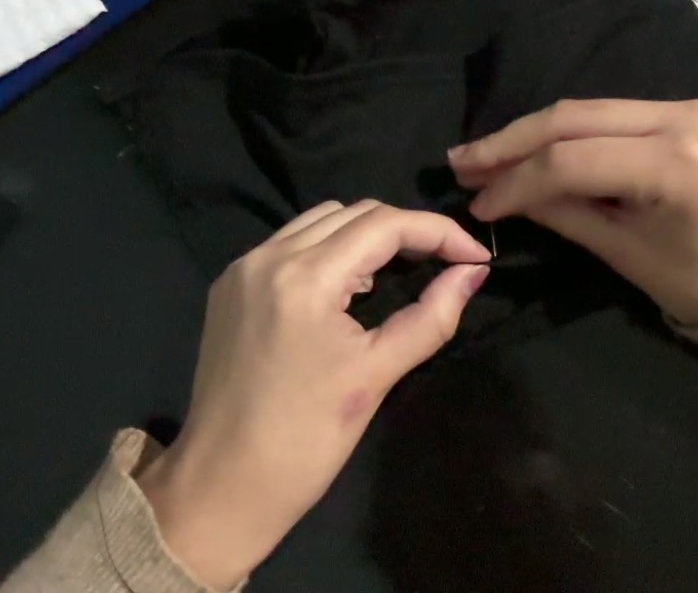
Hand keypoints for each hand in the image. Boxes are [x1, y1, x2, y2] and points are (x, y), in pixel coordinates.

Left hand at [138, 201, 491, 588]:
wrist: (222, 485)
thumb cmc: (306, 441)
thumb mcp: (377, 376)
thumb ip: (431, 317)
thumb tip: (472, 273)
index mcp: (305, 277)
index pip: (385, 225)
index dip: (438, 231)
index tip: (475, 256)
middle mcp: (269, 255)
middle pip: (354, 213)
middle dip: (406, 230)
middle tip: (444, 263)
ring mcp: (243, 266)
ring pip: (320, 220)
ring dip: (365, 235)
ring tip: (397, 273)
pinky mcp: (230, 283)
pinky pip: (290, 242)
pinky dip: (327, 250)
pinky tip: (344, 287)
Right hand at [448, 99, 697, 326]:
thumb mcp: (623, 251)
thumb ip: (558, 211)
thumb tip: (494, 193)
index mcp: (678, 162)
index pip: (572, 160)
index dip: (515, 180)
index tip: (475, 201)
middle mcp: (684, 118)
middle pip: (573, 119)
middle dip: (510, 143)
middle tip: (460, 162)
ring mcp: (687, 105)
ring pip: (584, 110)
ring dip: (529, 133)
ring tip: (481, 155)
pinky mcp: (683, 107)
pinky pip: (606, 115)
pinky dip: (562, 133)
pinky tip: (526, 146)